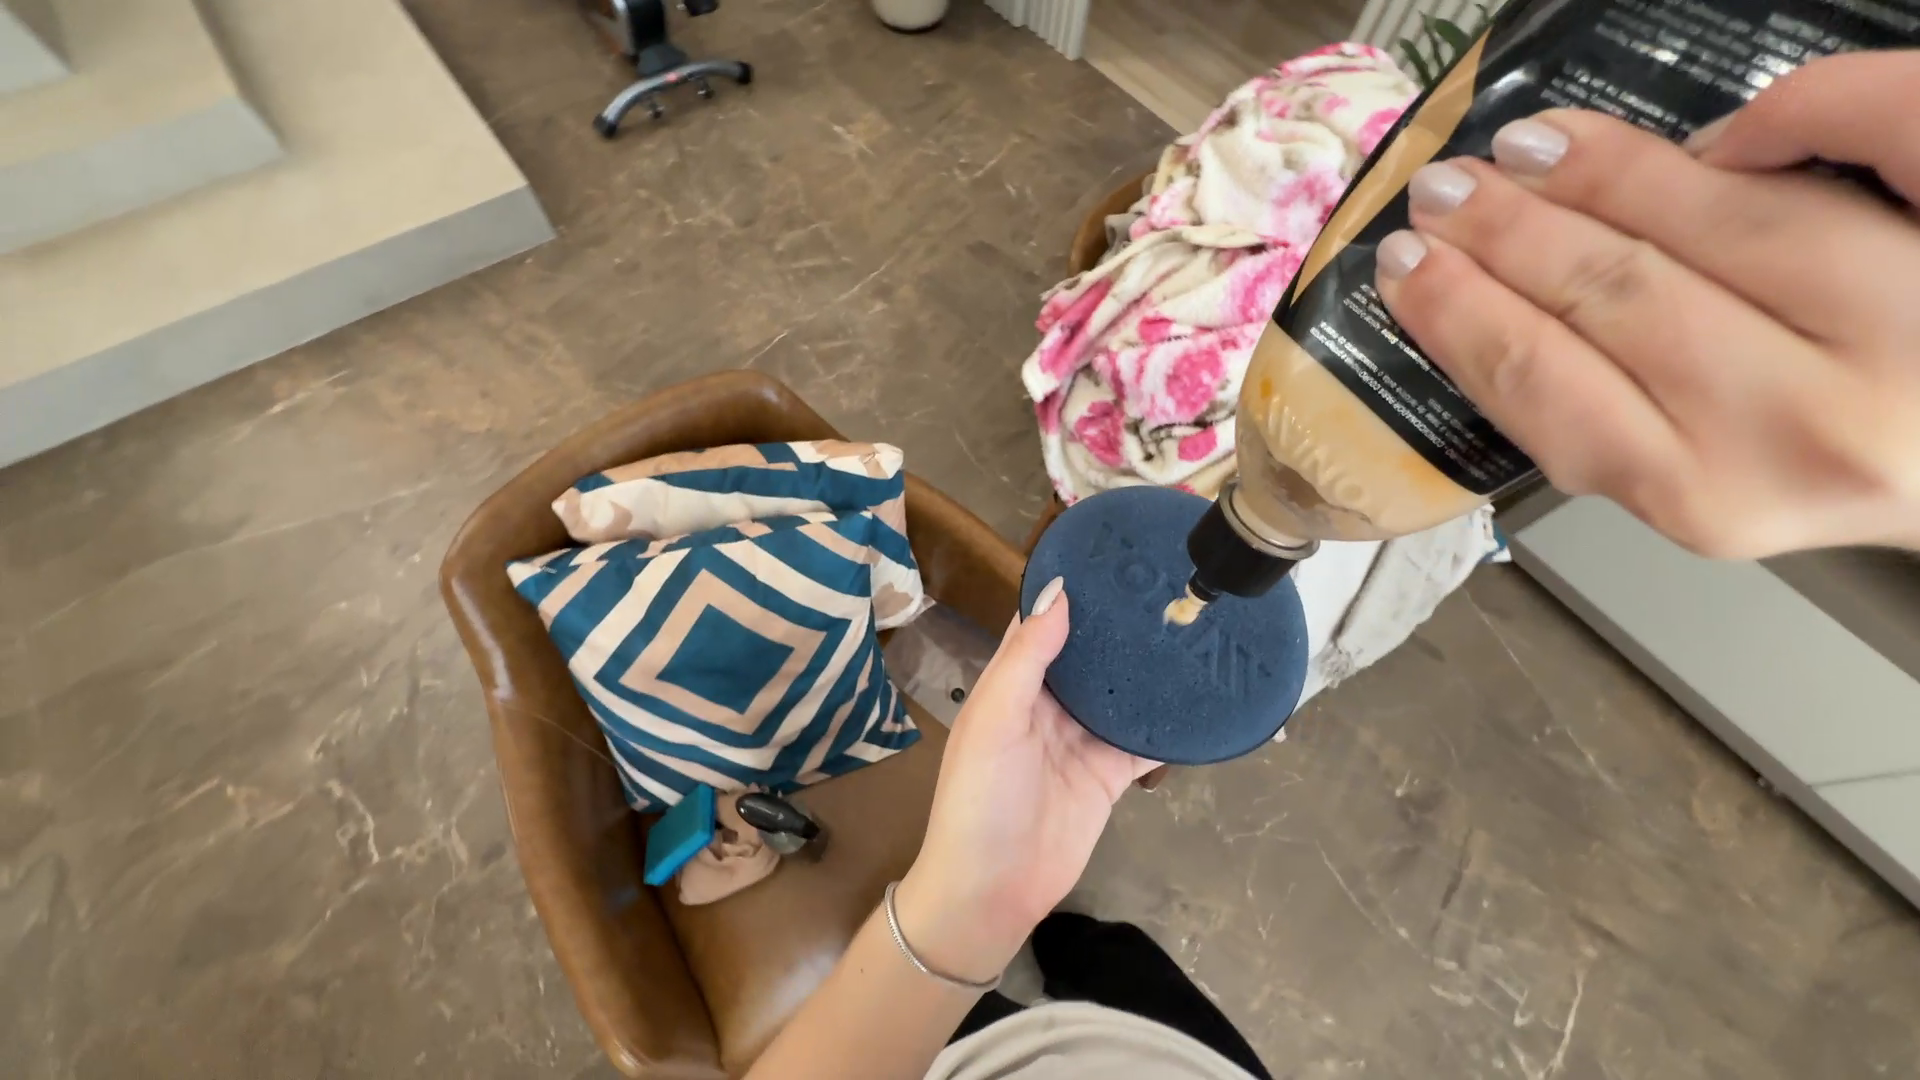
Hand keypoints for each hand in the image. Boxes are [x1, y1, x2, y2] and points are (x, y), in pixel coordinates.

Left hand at [893, 578, 1158, 982]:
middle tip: (1166, 586)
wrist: (992, 891)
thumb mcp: (994, 718)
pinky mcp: (1110, 774)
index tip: (1108, 557)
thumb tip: (1060, 590)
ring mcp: (1081, 739)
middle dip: (1118, 626)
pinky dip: (1168, 723)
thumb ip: (1026, 656)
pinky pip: (1144, 741)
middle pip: (1088, 655)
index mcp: (1011, 683)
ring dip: (1147, 668)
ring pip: (1120, 693)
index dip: (1067, 592)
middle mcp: (1048, 704)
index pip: (1040, 624)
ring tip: (1190, 627)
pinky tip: (1201, 695)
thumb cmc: (979, 796)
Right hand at [1373, 50, 1919, 558]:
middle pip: (1611, 295)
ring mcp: (1909, 338)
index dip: (1455, 308)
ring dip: (1602, 171)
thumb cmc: (1816, 471)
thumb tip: (1495, 300)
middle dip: (1504, 230)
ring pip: (1727, 222)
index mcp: (1699, 495)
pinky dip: (1810, 106)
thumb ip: (1593, 412)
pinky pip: (1903, 133)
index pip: (1538, 380)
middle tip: (1441, 189)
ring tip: (1525, 147)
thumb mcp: (1684, 480)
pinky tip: (1730, 125)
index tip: (1402, 261)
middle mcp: (1800, 429)